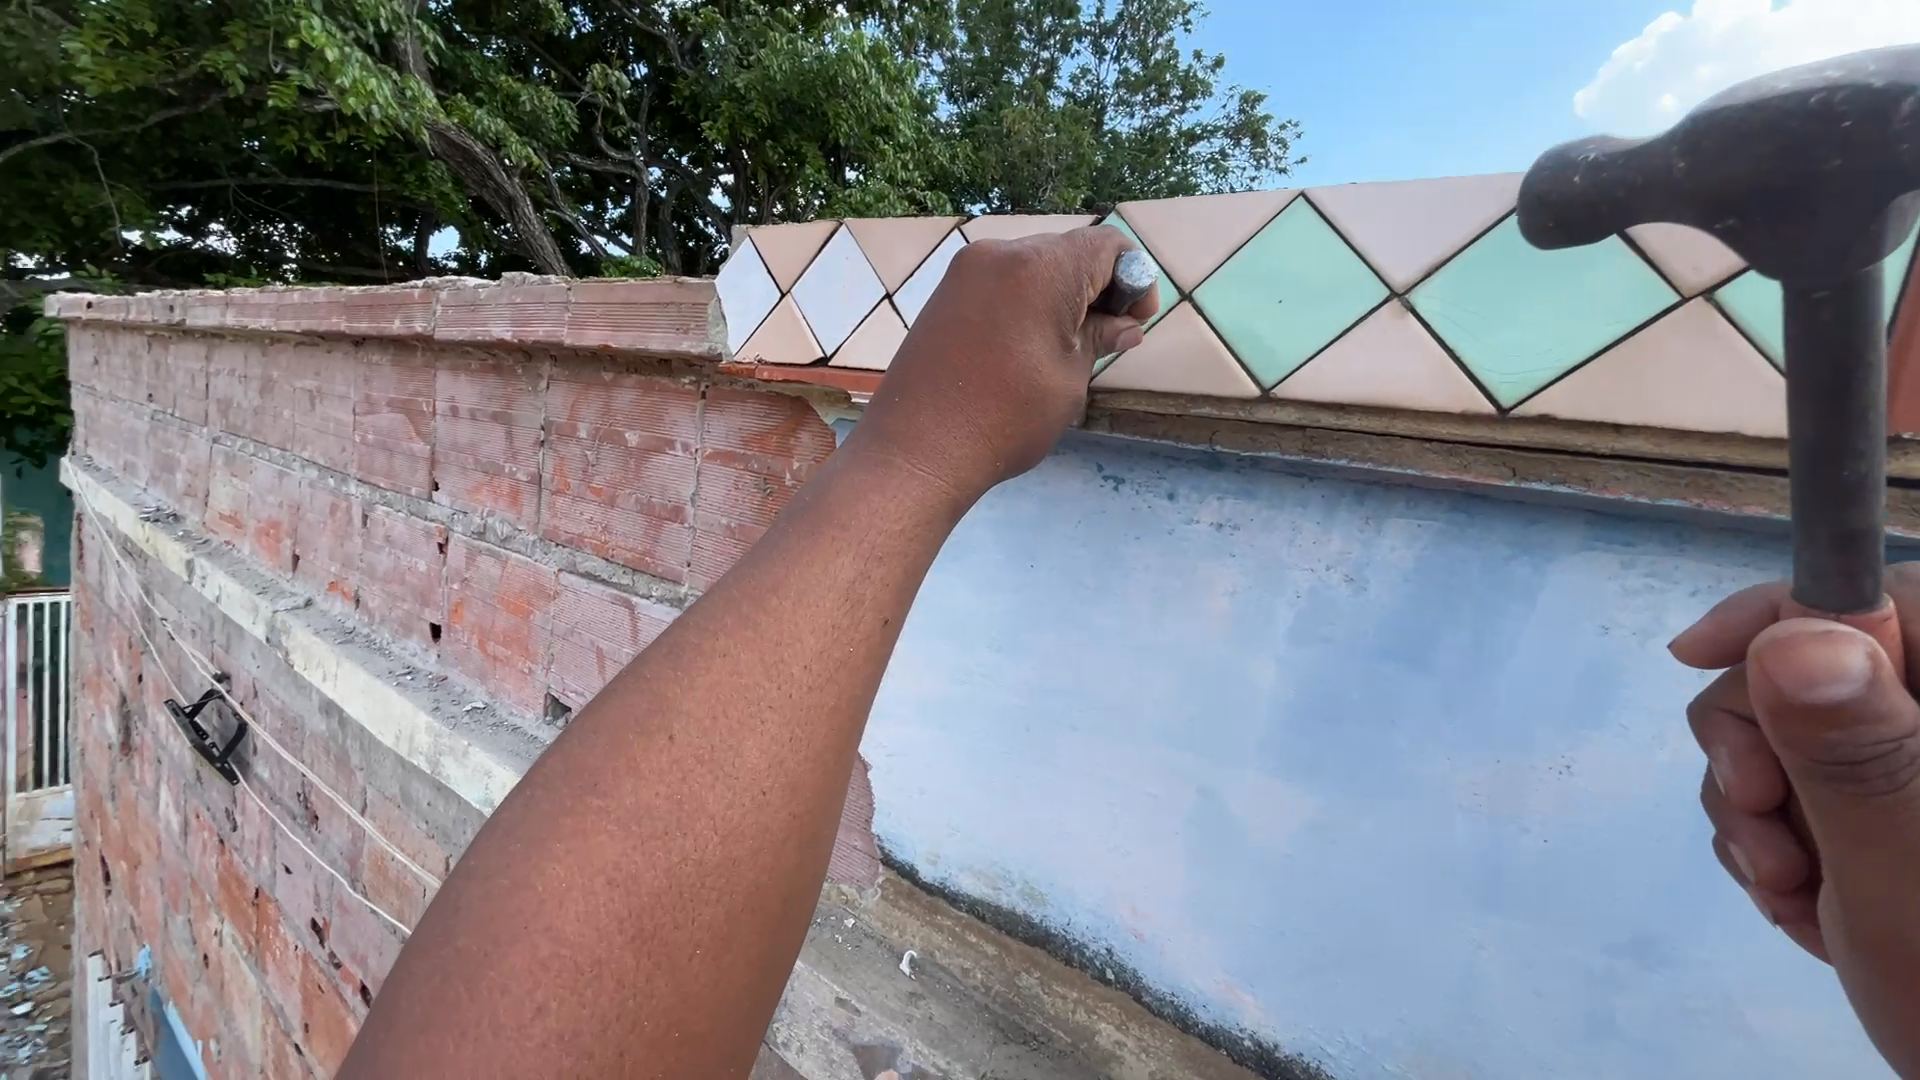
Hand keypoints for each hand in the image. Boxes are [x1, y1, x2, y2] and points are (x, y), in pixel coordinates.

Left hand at [844, 226, 1156, 506]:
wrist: (918, 450)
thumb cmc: (1005, 420)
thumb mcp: (1068, 381)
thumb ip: (1098, 340)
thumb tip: (1123, 326)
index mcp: (1041, 268)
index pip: (1108, 247)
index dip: (1134, 280)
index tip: (1136, 322)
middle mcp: (1000, 254)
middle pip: (1068, 253)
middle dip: (1096, 289)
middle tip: (1105, 339)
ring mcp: (964, 272)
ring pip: (1031, 268)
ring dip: (1059, 298)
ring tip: (1063, 349)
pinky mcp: (943, 295)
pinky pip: (999, 284)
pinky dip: (1023, 304)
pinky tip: (1025, 347)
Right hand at [1673, 566, 1919, 1076]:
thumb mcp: (1903, 872)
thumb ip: (1857, 752)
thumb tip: (1803, 633)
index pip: (1893, 605)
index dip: (1790, 610)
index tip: (1694, 655)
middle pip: (1810, 679)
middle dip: (1750, 745)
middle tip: (1753, 814)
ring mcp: (1913, 782)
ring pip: (1786, 742)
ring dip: (1751, 807)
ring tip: (1781, 882)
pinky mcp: (1890, 820)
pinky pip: (1792, 794)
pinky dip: (1767, 839)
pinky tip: (1795, 893)